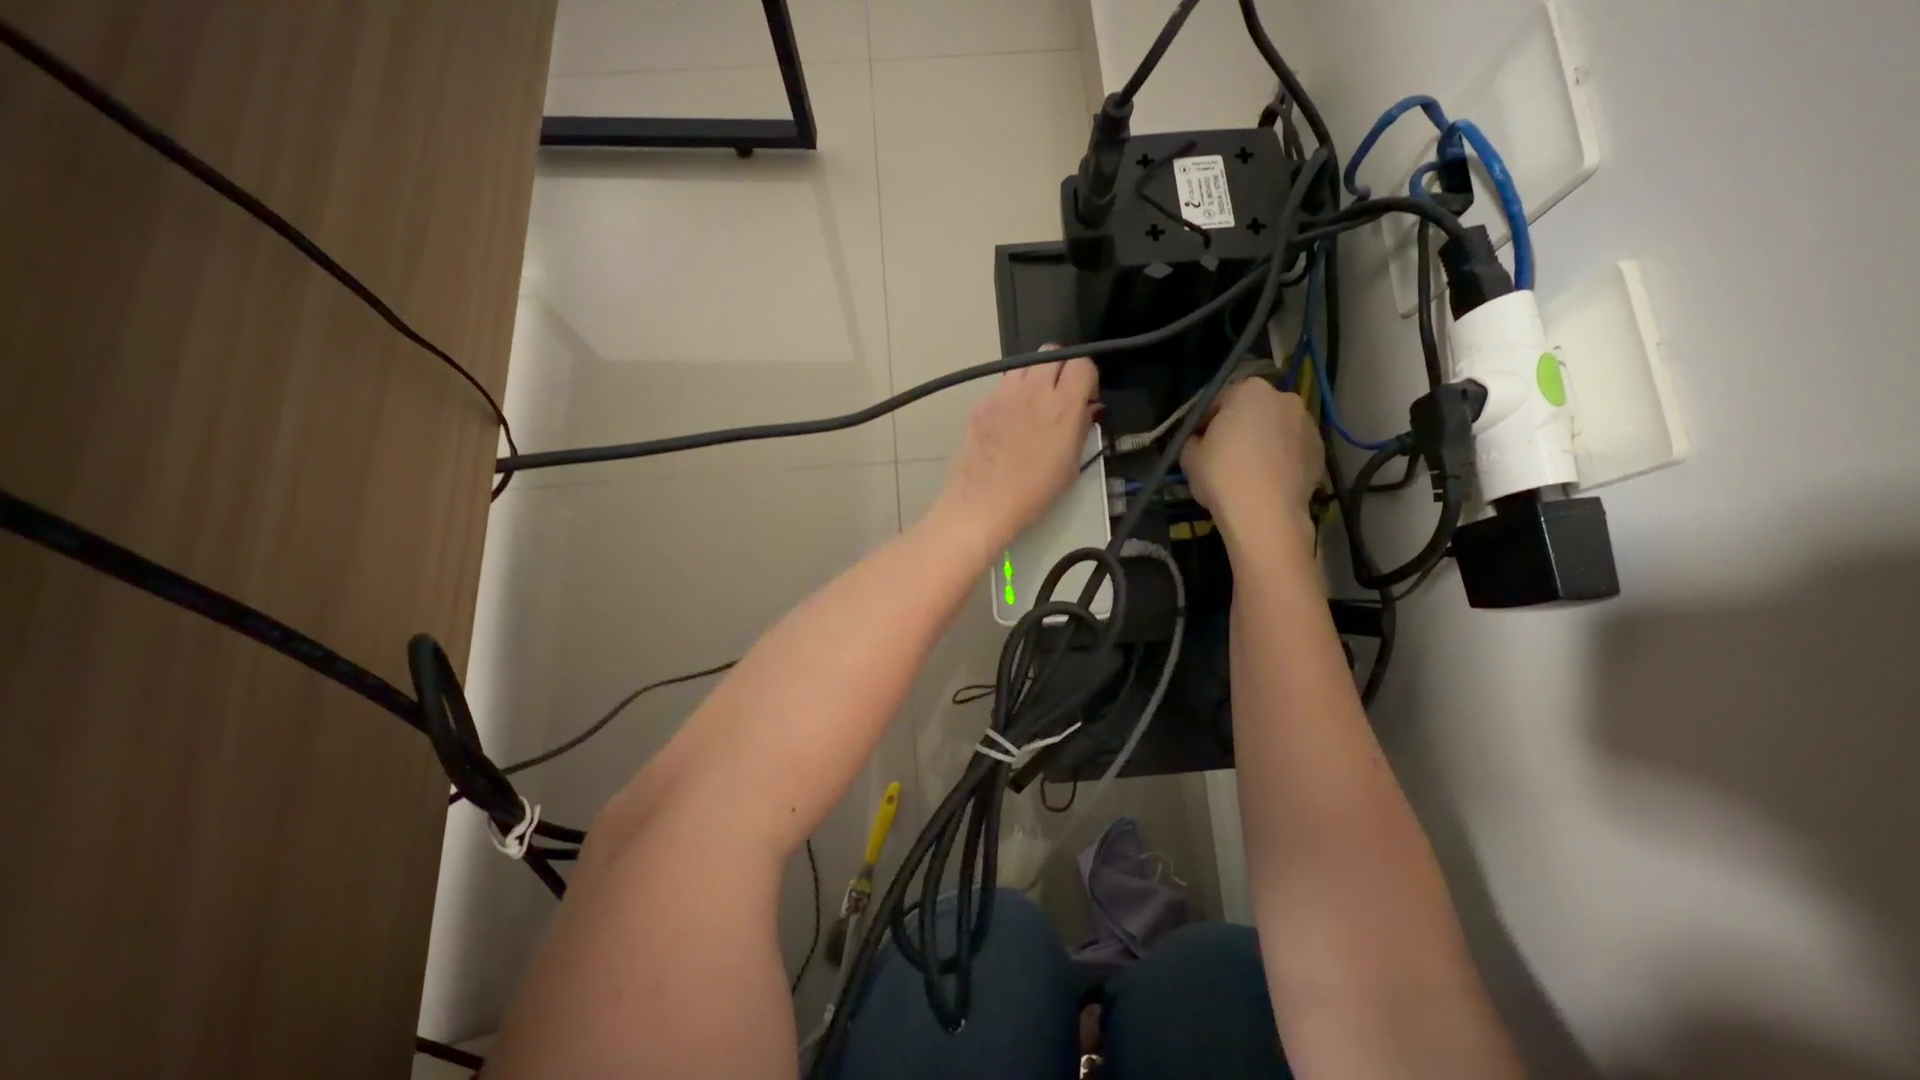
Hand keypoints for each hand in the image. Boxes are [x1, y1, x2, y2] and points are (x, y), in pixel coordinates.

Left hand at [936, 352, 1096, 560]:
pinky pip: (1002, 387)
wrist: (983, 504)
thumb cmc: (1034, 491)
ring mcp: (1003, 393)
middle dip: (1062, 369)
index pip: (1082, 363)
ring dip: (1035, 377)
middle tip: (1061, 396)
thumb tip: (1087, 408)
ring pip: (1025, 365)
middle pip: (1052, 352)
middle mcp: (1033, 390)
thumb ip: (1082, 427)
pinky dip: (1011, 396)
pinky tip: (1009, 423)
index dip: (1088, 377)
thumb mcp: (1072, 464)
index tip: (1086, 397)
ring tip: (1034, 406)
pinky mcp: (981, 403)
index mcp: (1063, 405)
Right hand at [1180, 379, 1322, 536]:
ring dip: (1266, 442)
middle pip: (1255, 411)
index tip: (1202, 442)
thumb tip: (1201, 442)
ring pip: (1278, 429)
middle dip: (1243, 428)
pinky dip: (1284, 460)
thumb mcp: (1189, 457)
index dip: (1208, 422)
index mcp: (1249, 390)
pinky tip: (1271, 482)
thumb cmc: (1222, 476)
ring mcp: (1307, 424)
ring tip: (1252, 472)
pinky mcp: (1320, 451)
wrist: (1266, 514)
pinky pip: (1294, 450)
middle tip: (1227, 456)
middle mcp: (1284, 398)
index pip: (1222, 400)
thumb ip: (1194, 441)